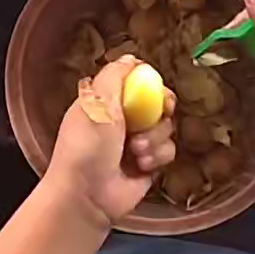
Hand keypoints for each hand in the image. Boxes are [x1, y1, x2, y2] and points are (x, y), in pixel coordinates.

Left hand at [46, 56, 176, 224]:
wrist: (87, 196)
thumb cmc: (86, 147)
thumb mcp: (96, 103)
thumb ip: (115, 75)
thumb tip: (132, 57)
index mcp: (106, 101)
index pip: (137, 81)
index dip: (150, 83)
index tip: (155, 90)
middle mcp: (123, 119)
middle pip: (158, 102)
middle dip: (159, 111)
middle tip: (156, 116)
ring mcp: (137, 142)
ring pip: (166, 127)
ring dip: (154, 138)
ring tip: (135, 151)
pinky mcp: (149, 163)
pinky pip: (168, 150)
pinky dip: (157, 156)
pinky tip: (141, 166)